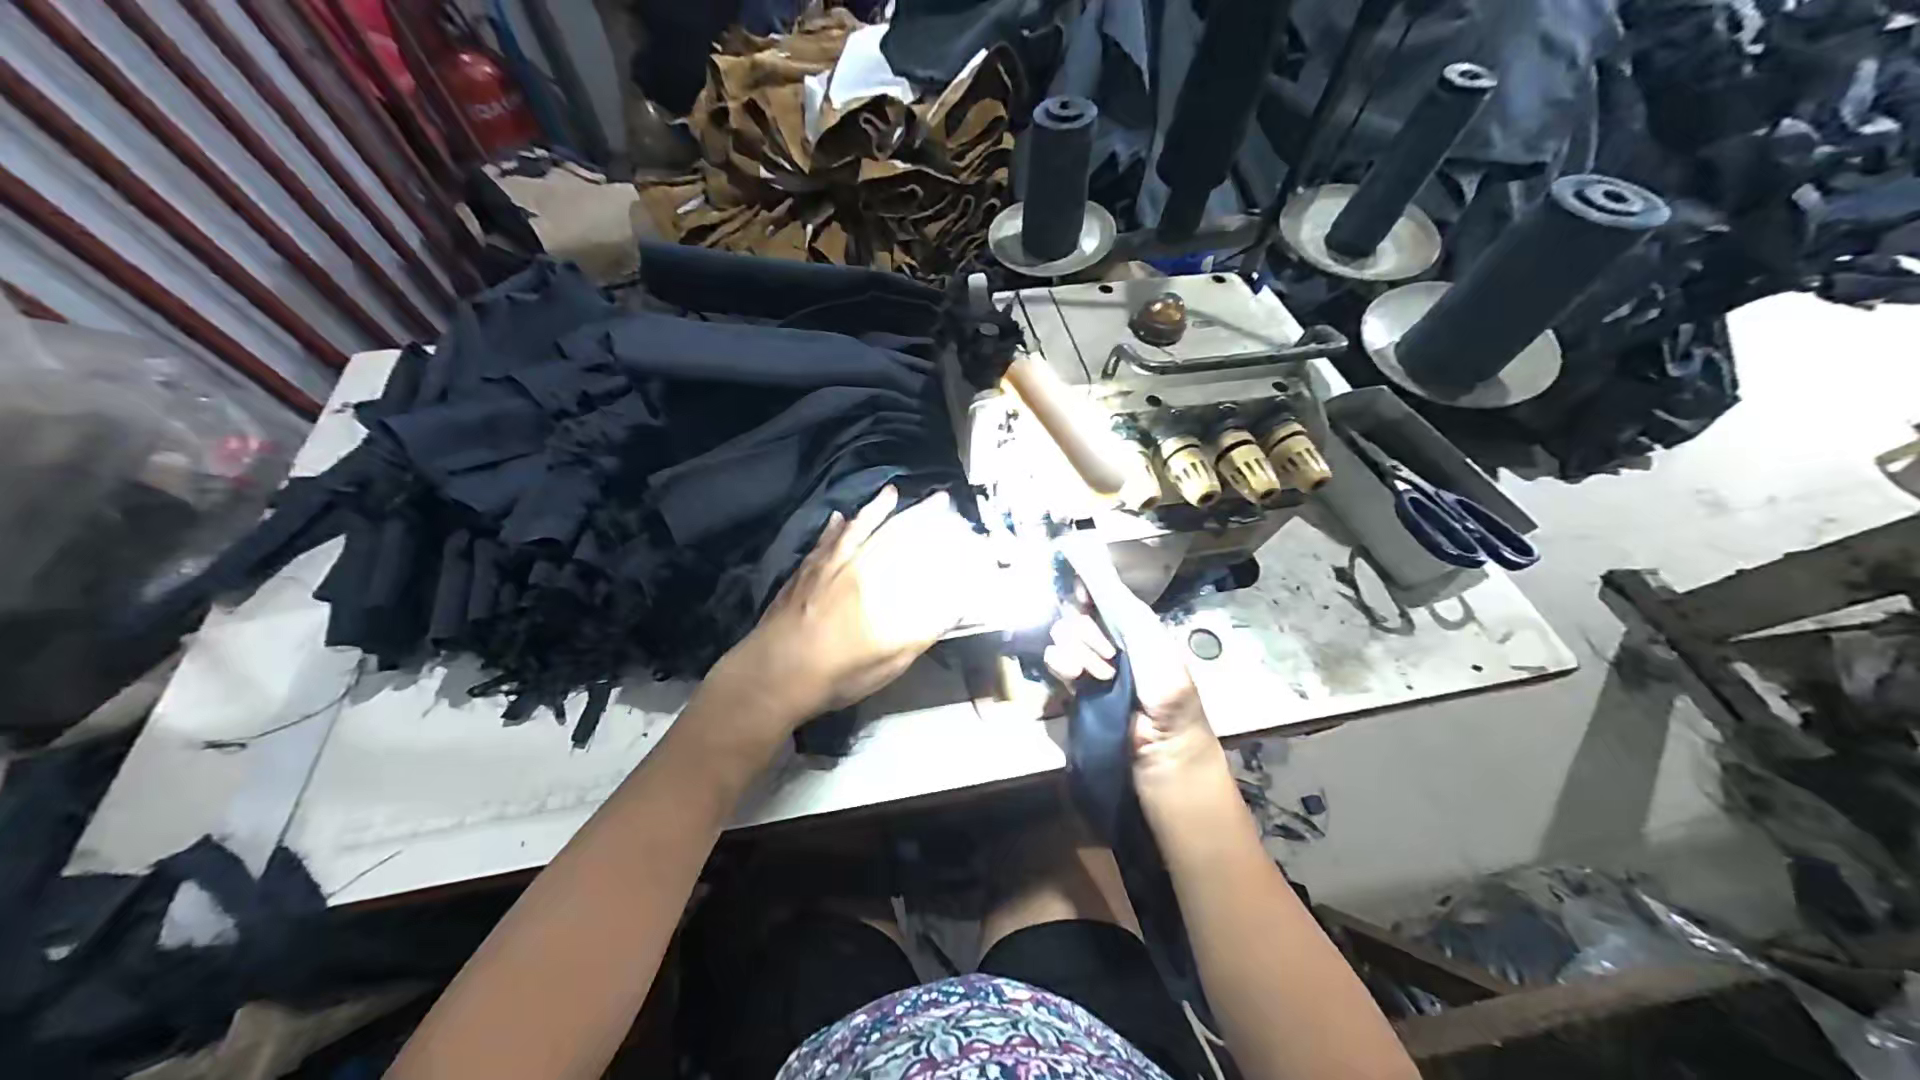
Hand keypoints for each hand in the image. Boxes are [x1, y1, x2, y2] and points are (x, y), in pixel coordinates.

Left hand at [706, 486, 967, 741]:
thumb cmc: (836, 672)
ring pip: (851, 529)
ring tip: (889, 493)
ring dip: (873, 511)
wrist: (771, 677)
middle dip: (913, 513)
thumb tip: (954, 602)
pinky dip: (833, 528)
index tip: (948, 507)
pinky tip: (836, 519)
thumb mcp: (891, 658)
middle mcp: (849, 565)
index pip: (908, 540)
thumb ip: (923, 627)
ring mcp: (821, 568)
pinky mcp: (800, 576)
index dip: (930, 522)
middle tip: (933, 498)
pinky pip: (822, 542)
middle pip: (884, 529)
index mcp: (873, 581)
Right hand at [1042, 584, 1227, 804]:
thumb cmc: (1171, 704)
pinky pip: (1055, 661)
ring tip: (1096, 674)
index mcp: (1137, 628)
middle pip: (1079, 613)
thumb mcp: (1159, 653)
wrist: (1161, 759)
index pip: (1104, 595)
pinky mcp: (1076, 688)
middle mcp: (1113, 640)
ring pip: (1064, 636)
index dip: (1089, 589)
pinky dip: (1059, 663)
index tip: (1081, 593)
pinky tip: (1074, 676)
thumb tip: (1100, 578)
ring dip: (1075, 650)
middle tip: (1107, 655)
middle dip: (1086, 629)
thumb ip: (1131, 617)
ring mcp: (1092, 664)